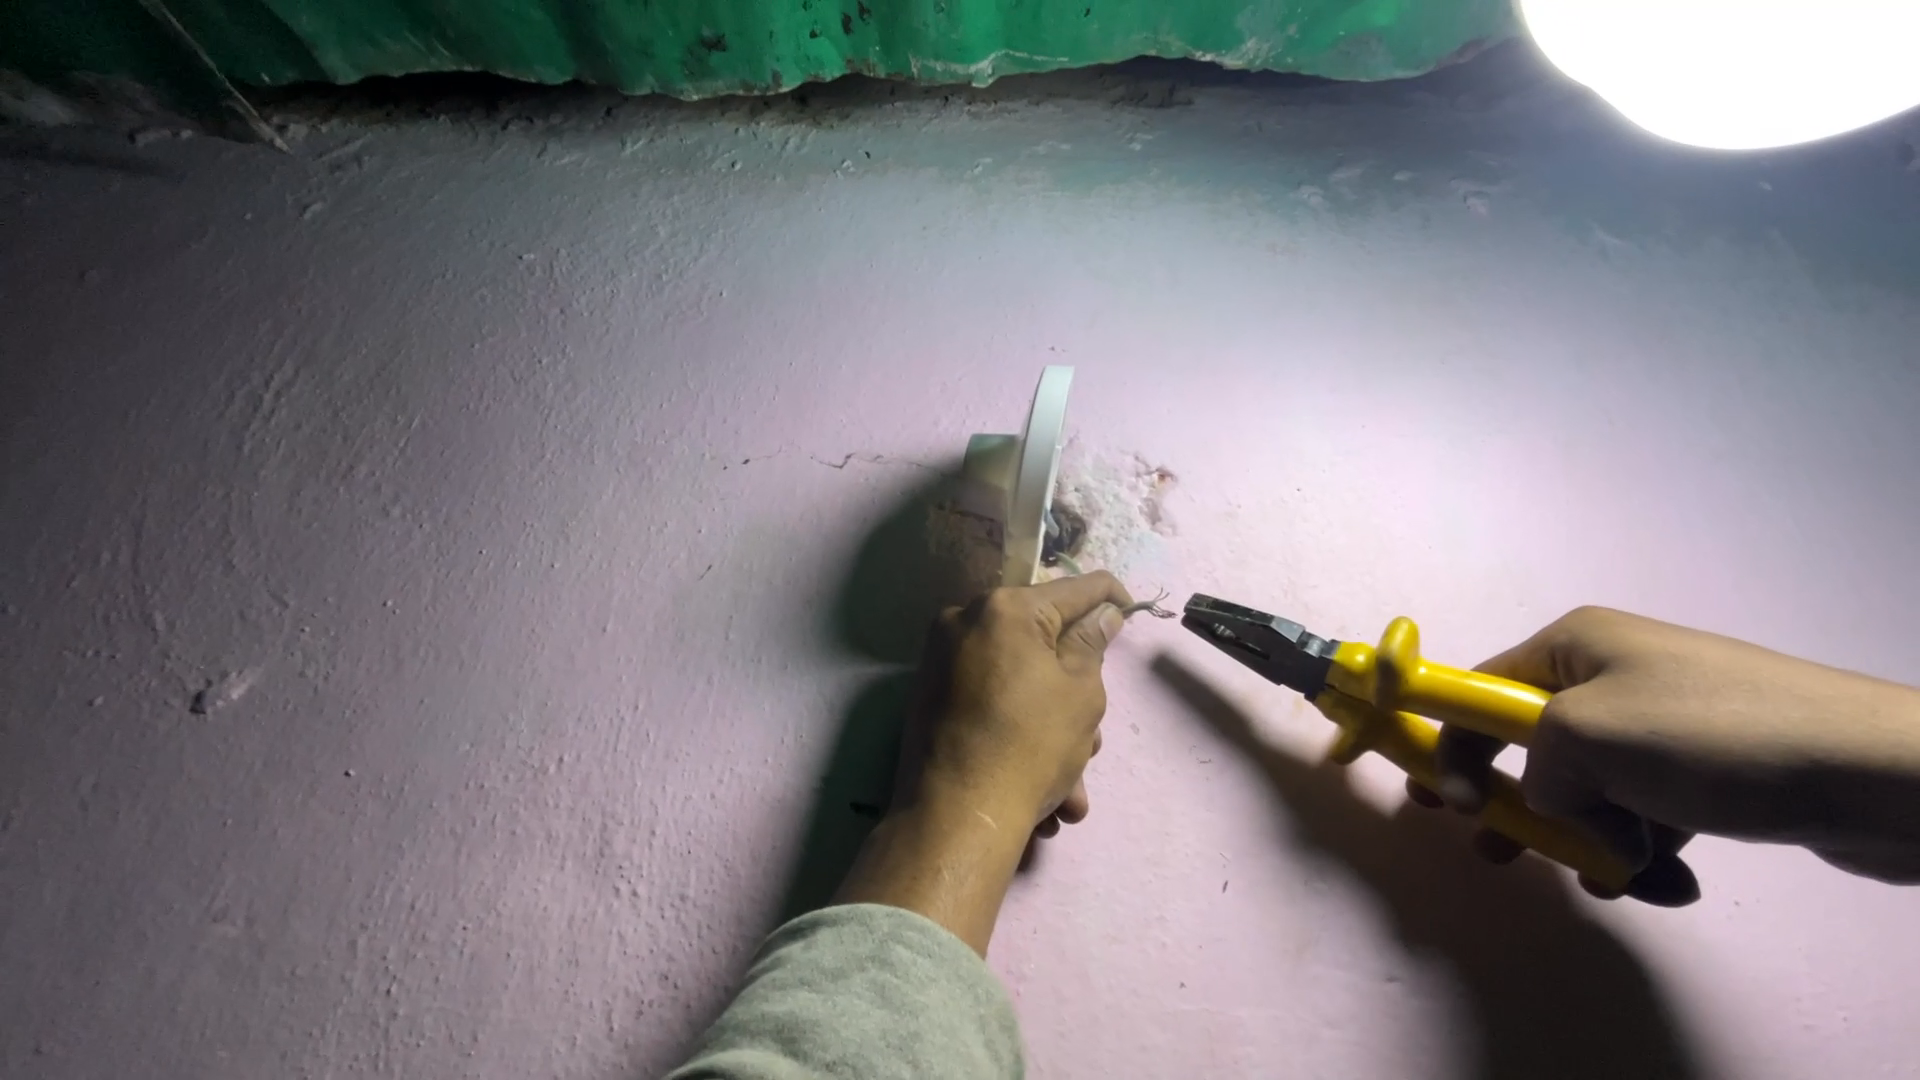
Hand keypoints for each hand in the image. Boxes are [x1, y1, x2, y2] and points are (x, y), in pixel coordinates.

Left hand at [905, 572, 1133, 835]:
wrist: (952, 818)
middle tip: (1094, 740)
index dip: (1111, 597)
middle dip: (1077, 695)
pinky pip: (990, 705)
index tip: (1133, 611)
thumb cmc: (1029, 745)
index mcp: (1004, 609)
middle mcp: (965, 622)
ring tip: (1071, 792)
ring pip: (1019, 685)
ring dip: (1053, 733)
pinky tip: (1044, 794)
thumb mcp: (1081, 692)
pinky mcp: (931, 697)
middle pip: (1042, 645)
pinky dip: (1018, 737)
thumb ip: (1091, 643)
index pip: (1074, 589)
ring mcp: (942, 661)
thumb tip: (1101, 613)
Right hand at [1420, 606, 1919, 903]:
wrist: (1890, 774)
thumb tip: (1553, 804)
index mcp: (1570, 647)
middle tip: (1497, 848)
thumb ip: (1532, 772)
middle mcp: (1608, 675)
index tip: (1441, 799)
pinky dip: (1643, 845)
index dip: (1448, 741)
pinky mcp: (1706, 767)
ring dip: (1588, 837)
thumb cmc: (1708, 737)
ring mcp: (1660, 721)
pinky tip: (1668, 880)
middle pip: (1528, 743)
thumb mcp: (1583, 740)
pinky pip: (1643, 806)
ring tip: (1612, 877)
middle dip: (1515, 802)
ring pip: (1586, 786)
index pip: (1478, 690)